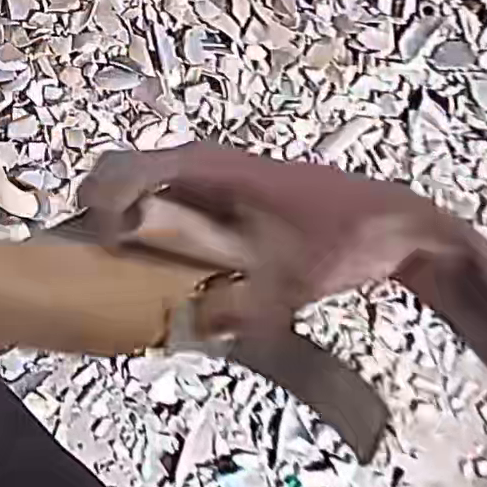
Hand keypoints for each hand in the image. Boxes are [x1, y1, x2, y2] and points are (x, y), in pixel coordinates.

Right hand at [78, 145, 472, 333]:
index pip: (125, 171)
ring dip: (112, 209)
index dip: (102, 205)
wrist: (392, 219)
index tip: (104, 248)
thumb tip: (189, 328)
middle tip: (93, 253)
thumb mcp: (293, 279)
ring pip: (132, 175)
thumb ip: (242, 307)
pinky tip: (148, 248)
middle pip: (117, 167)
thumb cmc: (341, 236)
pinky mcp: (207, 182)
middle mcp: (190, 158)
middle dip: (95, 206)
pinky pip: (153, 188)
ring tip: (113, 255)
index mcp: (201, 166)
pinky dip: (135, 212)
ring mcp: (197, 167)